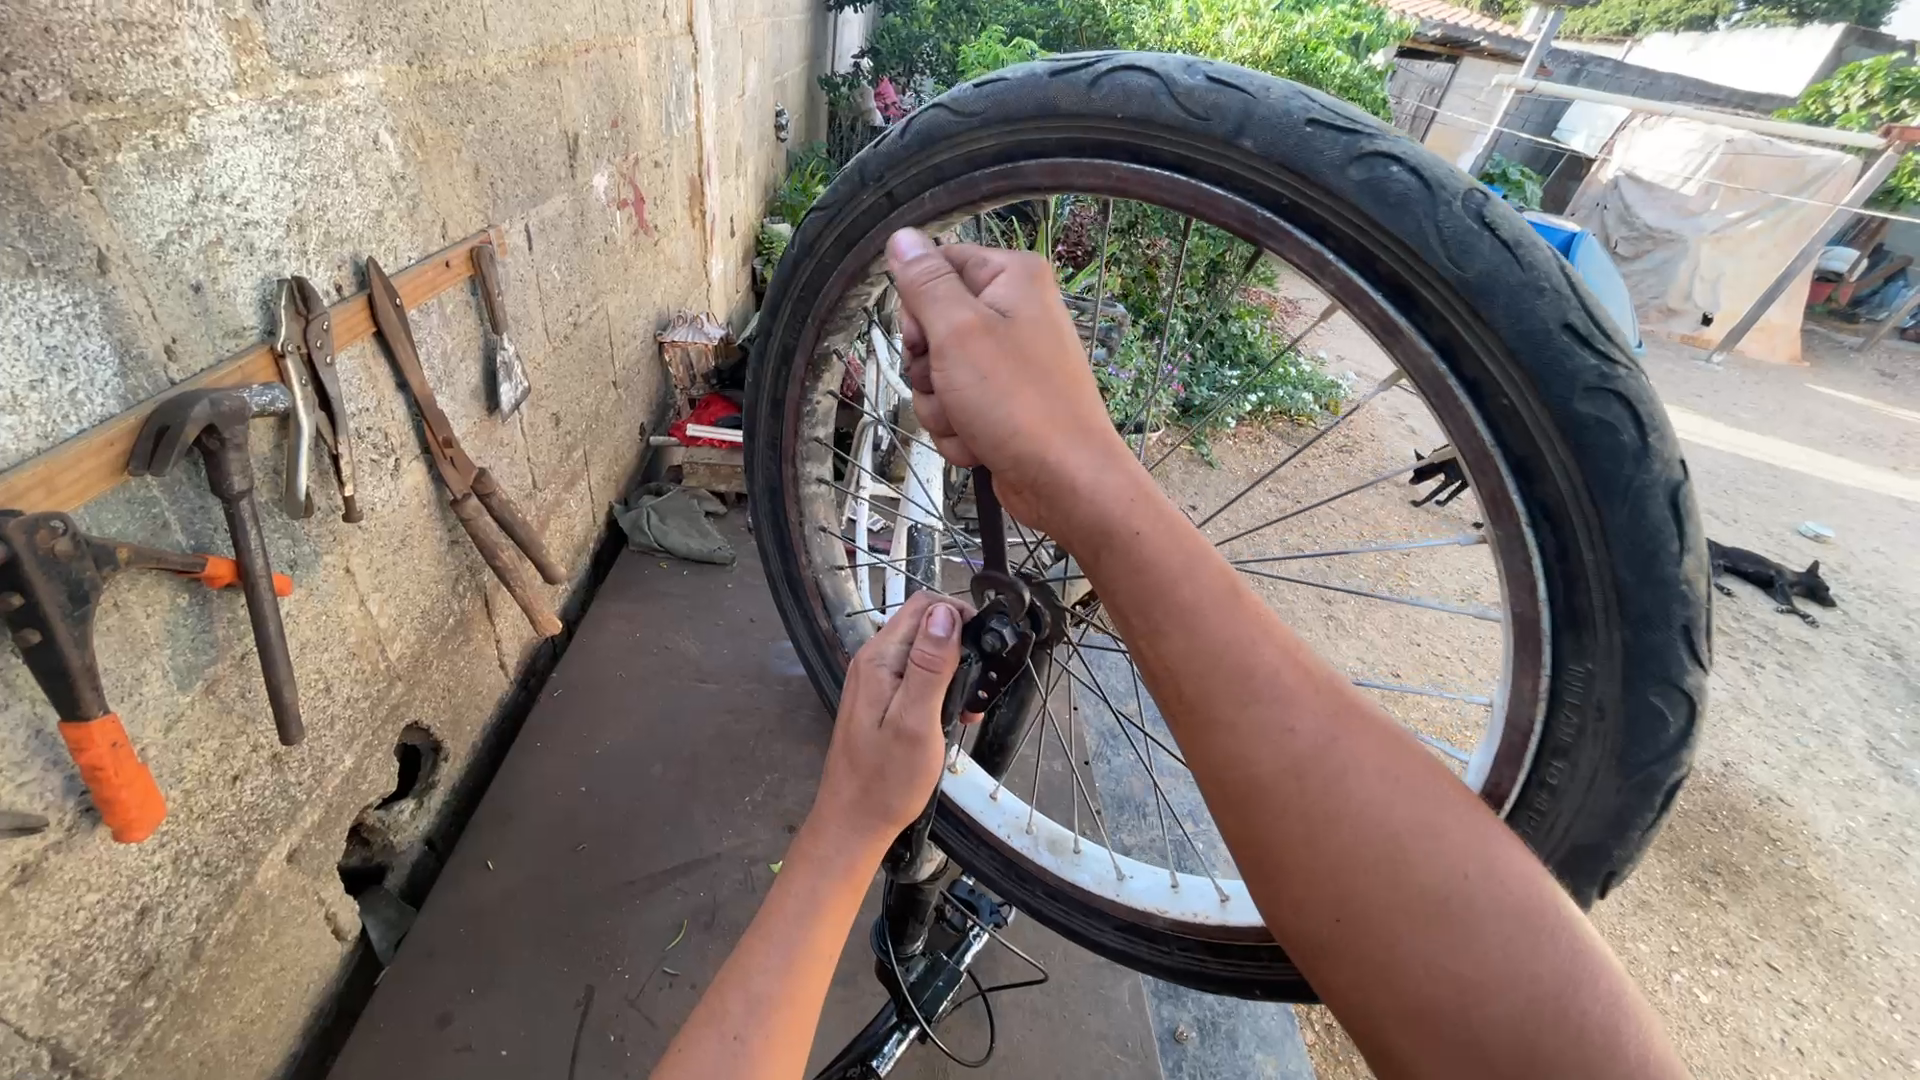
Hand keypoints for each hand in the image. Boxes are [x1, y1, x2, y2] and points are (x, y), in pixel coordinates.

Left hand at [810, 592, 971, 849]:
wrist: (854, 823)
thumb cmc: (886, 780)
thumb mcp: (916, 721)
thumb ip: (931, 665)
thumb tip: (945, 612)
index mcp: (880, 658)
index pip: (925, 607)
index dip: (959, 617)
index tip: (984, 650)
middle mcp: (875, 660)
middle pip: (926, 626)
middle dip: (960, 647)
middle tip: (977, 688)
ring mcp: (877, 680)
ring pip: (926, 652)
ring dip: (954, 672)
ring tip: (966, 710)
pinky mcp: (883, 699)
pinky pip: (919, 677)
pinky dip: (941, 690)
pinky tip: (951, 718)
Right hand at [886, 229, 1141, 541]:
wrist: (1065, 481)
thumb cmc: (1017, 402)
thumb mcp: (959, 332)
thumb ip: (925, 283)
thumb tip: (902, 237)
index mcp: (1011, 278)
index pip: (936, 267)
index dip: (916, 307)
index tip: (922, 339)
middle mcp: (1013, 314)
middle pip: (931, 328)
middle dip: (928, 370)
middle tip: (951, 386)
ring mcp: (1008, 365)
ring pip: (937, 378)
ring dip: (941, 408)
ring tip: (972, 423)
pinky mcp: (1003, 406)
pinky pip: (956, 411)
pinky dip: (960, 433)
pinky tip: (982, 445)